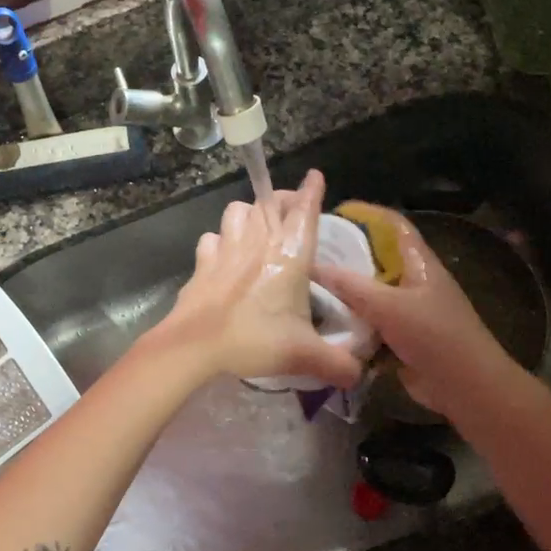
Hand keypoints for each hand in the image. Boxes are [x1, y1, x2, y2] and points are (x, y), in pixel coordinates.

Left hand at [151, 170, 361, 389]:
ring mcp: (226, 249)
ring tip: (256, 229)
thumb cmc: (253, 341)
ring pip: (236, 211)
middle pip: (270, 203)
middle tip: (291, 209)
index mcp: (289, 255)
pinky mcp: (201, 263)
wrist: (194, 346)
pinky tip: (222, 256)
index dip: (311, 192)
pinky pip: (211, 238)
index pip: (303, 211)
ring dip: (249, 214)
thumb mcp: (303, 355)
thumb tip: (357, 373)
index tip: (314, 177)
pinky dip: (219, 241)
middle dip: (283, 200)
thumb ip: (336, 363)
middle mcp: (258, 243)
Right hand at [312, 204, 504, 414]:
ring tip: (309, 289)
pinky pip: (370, 325)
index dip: (369, 214)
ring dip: (345, 295)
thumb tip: (312, 267)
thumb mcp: (389, 306)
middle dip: (347, 256)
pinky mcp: (401, 339)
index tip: (336, 212)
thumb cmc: (434, 336)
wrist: (465, 386)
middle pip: (377, 260)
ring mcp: (409, 312)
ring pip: (370, 295)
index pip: (394, 226)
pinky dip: (351, 325)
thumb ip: (350, 287)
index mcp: (419, 264)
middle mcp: (414, 283)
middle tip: (311, 254)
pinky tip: (324, 326)